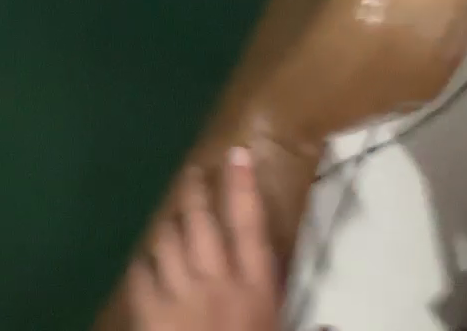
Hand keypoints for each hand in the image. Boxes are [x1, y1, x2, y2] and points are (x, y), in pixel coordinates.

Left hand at [127, 147, 278, 330]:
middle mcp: (216, 282)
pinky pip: (140, 274)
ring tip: (170, 221)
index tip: (237, 153)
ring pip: (167, 239)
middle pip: (200, 219)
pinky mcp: (151, 312)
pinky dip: (143, 266)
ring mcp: (179, 294)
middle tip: (193, 173)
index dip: (242, 185)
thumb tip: (326, 319)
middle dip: (194, 190)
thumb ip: (296, 316)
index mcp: (254, 287)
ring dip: (168, 227)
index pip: (249, 223)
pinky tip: (145, 265)